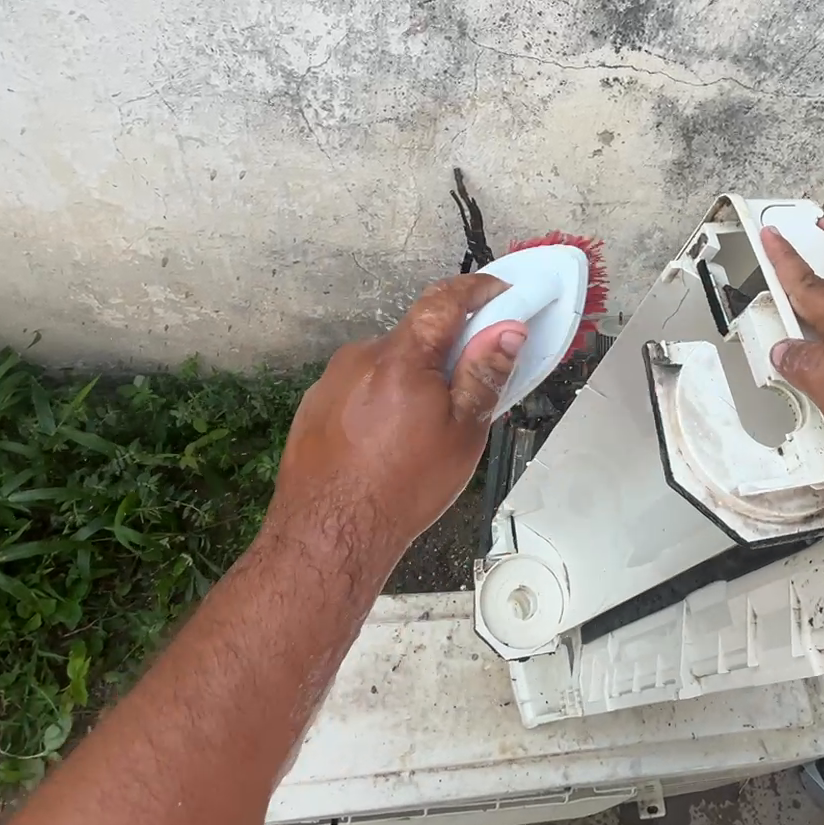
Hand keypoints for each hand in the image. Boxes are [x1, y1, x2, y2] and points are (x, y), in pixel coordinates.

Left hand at [267, 273, 526, 556]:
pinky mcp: (315, 403)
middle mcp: (362, 357)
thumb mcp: (463, 433)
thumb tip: (508, 330)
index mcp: (403, 358)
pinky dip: (382, 396)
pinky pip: (360, 384)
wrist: (329, 535)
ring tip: (421, 427)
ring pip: (387, 362)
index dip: (477, 289)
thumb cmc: (403, 488)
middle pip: (416, 334)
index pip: (444, 300)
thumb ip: (485, 375)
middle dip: (446, 348)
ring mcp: (332, 379)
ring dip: (411, 376)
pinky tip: (387, 438)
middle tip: (467, 384)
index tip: (501, 292)